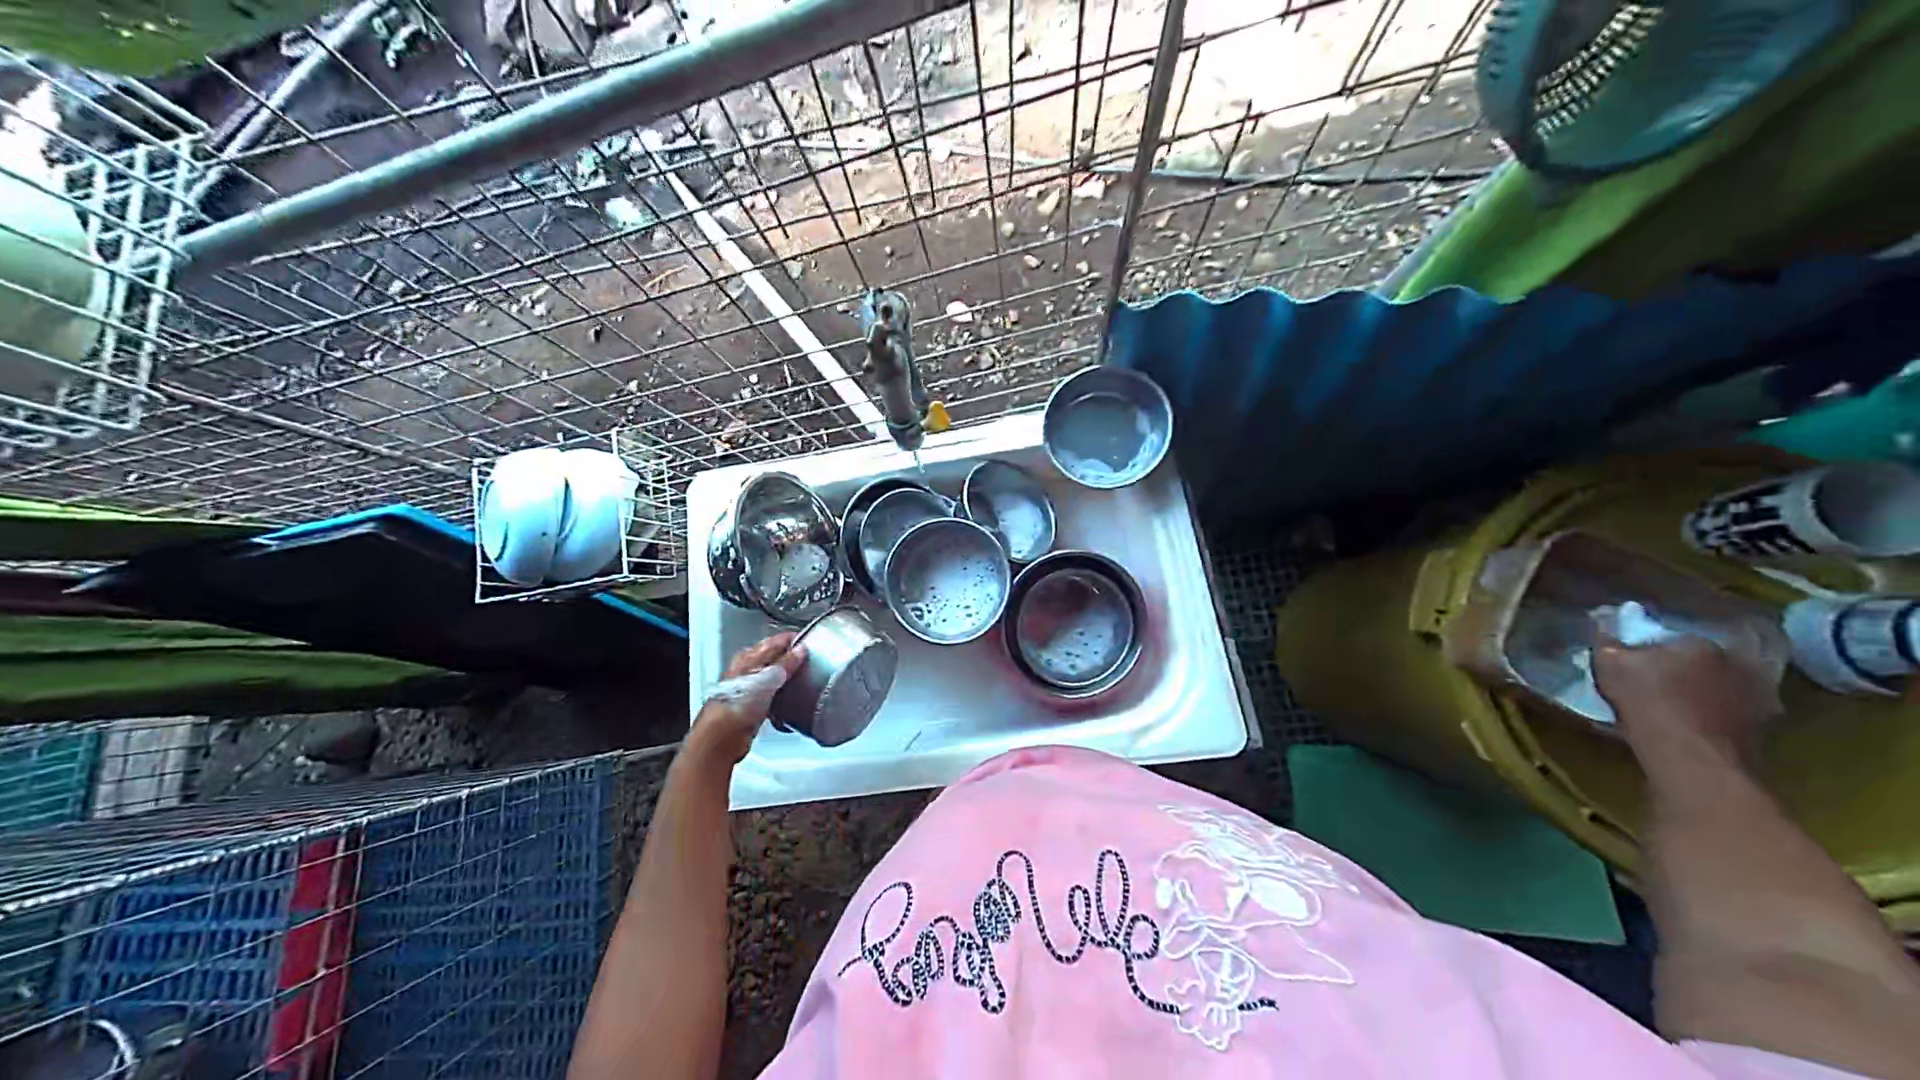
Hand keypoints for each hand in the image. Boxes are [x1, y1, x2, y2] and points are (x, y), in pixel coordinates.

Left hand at [689, 633, 806, 763]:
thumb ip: (786, 664)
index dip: (790, 639)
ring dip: (785, 674)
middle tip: (806, 656)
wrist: (722, 736)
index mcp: (747, 658)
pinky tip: (789, 698)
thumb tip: (800, 651)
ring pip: (771, 675)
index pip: (773, 642)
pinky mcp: (751, 707)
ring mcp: (748, 689)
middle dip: (789, 655)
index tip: (806, 639)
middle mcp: (746, 671)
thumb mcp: (767, 678)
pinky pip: (771, 694)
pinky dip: (781, 693)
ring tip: (802, 675)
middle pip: (771, 657)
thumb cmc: (736, 704)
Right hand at [1592, 634, 1778, 766]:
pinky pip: (1732, 709)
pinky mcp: (1764, 723)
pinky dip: (1716, 713)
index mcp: (1698, 642)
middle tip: (1657, 684)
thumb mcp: (1609, 665)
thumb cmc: (1646, 701)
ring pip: (1721, 684)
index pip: (1671, 640)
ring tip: (1677, 707)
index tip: (1634, 665)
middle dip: (1682, 669)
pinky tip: (1695, 725)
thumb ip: (1608, 641)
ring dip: (1703, 691)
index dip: (1650, 652)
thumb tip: (1605, 619)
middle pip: (1700, 660)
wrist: (1692, 754)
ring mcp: (1757, 693)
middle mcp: (1735, 661)